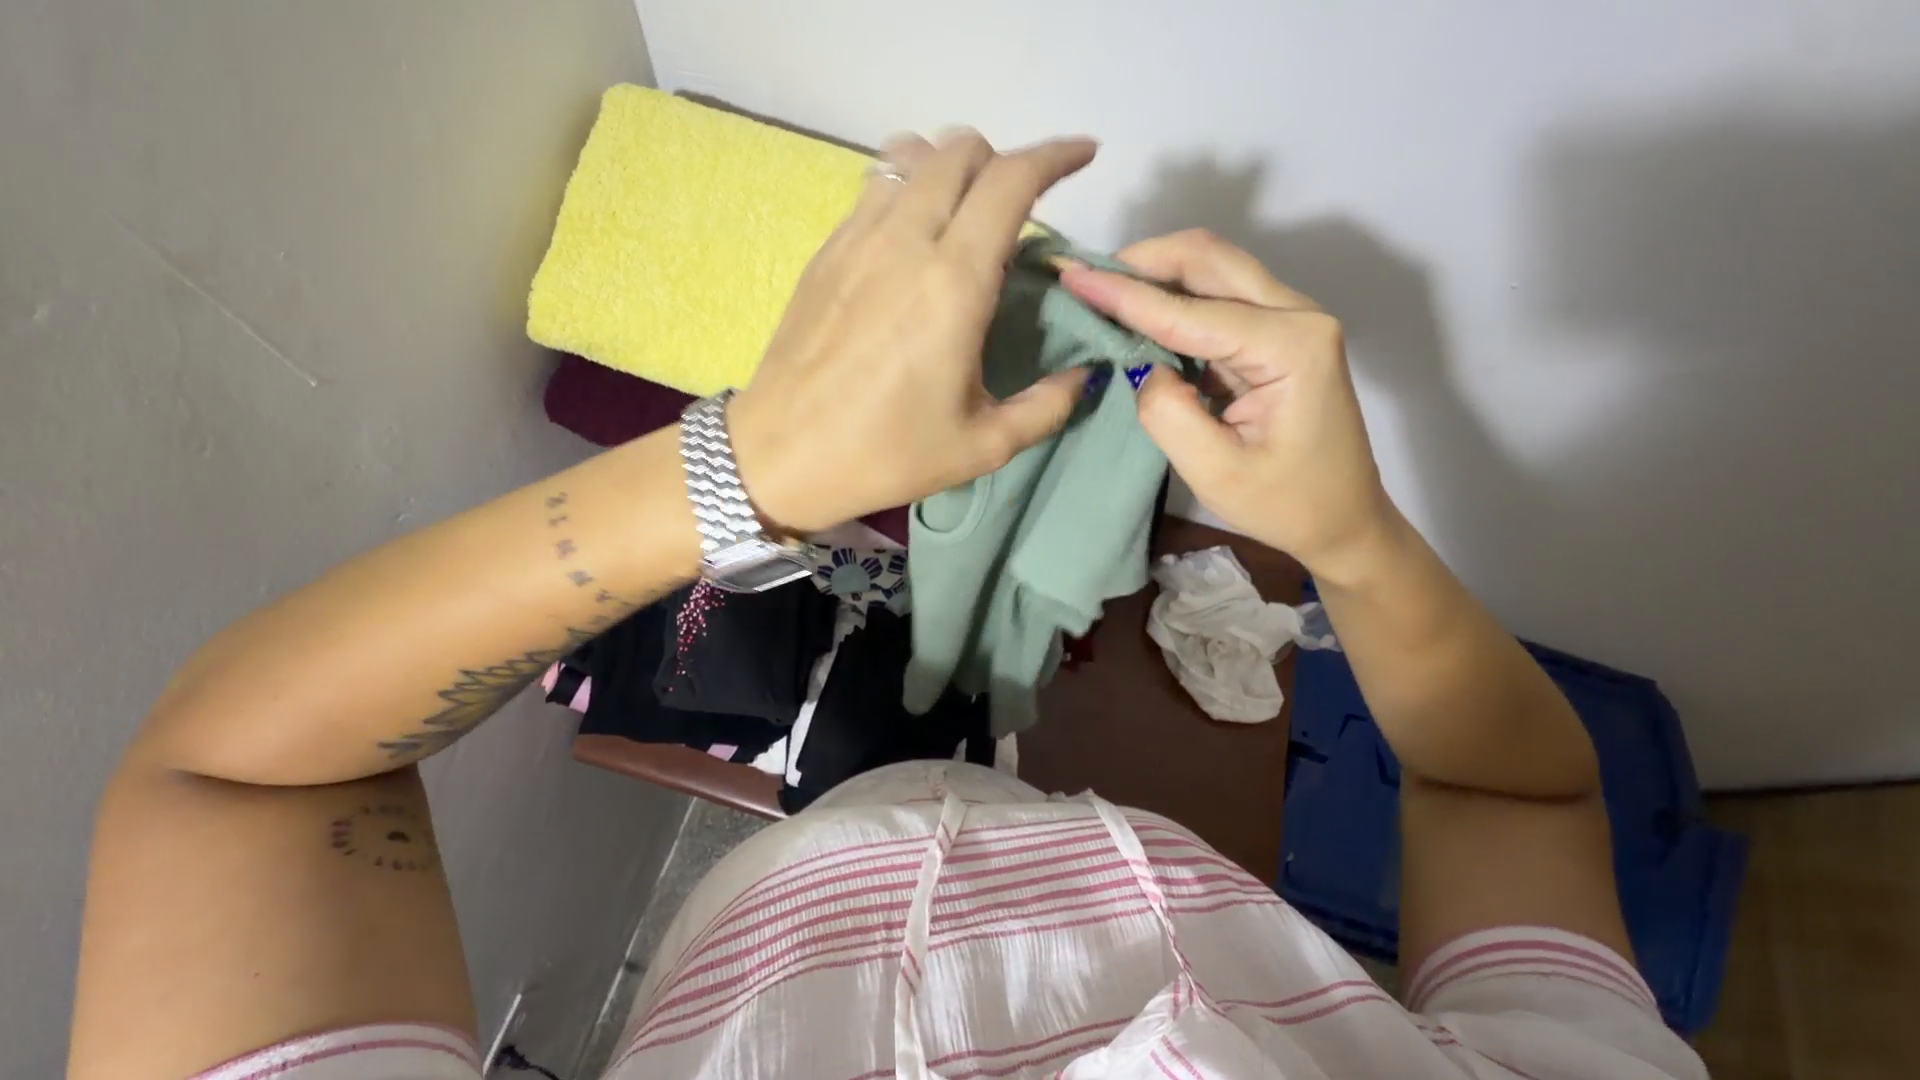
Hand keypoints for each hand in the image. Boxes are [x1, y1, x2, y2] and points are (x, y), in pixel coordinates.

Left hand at [726, 129, 1096, 534]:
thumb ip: (1047, 405)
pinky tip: (914, 238)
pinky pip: (874, 186)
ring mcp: (857, 238)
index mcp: (954, 282)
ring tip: (965, 213)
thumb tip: (1082, 373)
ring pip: (911, 154)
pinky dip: (908, 188)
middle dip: (1003, 160)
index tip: (1083, 156)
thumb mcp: (983, 446)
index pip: (1011, 180)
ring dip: (950, 167)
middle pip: (960, 149)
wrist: (781, 456)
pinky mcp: (827, 251)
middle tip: (1020, 207)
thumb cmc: (886, 454)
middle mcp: (905, 240)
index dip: (1056, 156)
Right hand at [1059, 229, 1398, 578]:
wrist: (1344, 518)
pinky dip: (1175, 296)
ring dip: (1158, 273)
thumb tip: (1139, 367)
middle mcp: (1298, 316)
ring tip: (1103, 291)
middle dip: (1142, 260)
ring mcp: (1292, 319)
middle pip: (1208, 258)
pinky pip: (1220, 296)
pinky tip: (1141, 316)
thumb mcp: (1216, 472)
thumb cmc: (1286, 504)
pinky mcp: (1279, 333)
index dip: (1124, 295)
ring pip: (1214, 268)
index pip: (1189, 311)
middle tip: (1085, 277)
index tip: (1071, 277)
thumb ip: (1167, 412)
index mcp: (1290, 347)